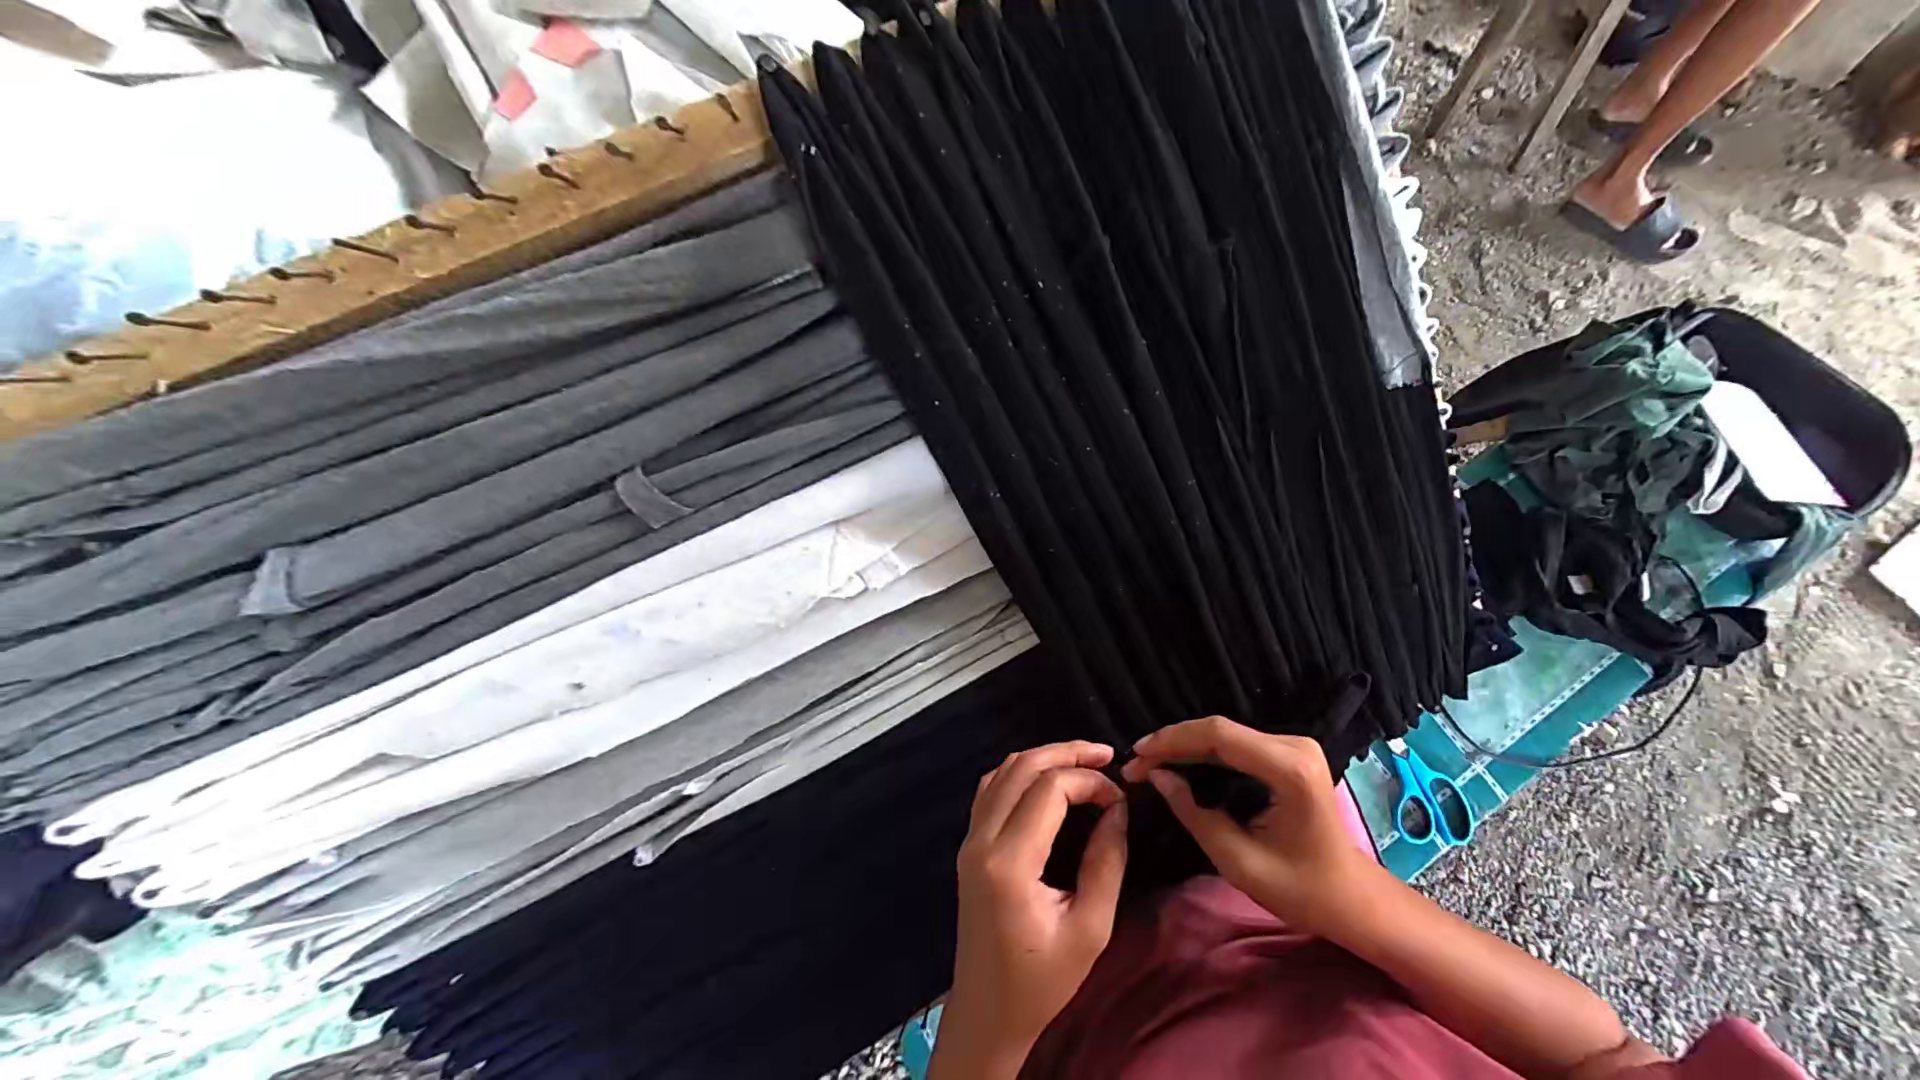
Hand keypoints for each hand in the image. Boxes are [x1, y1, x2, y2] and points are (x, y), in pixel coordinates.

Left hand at [932, 741, 1128, 1079]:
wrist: (986, 1012)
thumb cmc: (1041, 981)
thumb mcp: (1090, 929)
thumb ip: (1106, 863)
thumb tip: (1117, 809)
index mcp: (1009, 862)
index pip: (1048, 789)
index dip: (1089, 780)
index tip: (1120, 798)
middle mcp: (981, 839)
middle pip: (1022, 767)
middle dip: (1067, 753)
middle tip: (1107, 755)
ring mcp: (969, 839)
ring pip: (1002, 771)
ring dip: (1043, 757)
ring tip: (1083, 762)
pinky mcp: (968, 845)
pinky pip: (990, 789)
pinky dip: (1020, 772)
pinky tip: (1046, 779)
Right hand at [1123, 716, 1376, 936]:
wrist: (1354, 900)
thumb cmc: (1302, 890)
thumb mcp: (1238, 861)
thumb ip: (1193, 812)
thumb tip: (1157, 775)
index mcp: (1290, 770)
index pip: (1217, 736)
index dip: (1171, 741)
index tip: (1136, 757)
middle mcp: (1295, 746)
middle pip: (1218, 730)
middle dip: (1171, 744)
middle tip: (1135, 764)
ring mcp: (1294, 746)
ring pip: (1222, 733)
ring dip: (1183, 746)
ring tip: (1148, 764)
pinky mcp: (1289, 753)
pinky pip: (1234, 743)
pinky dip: (1201, 752)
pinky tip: (1177, 763)